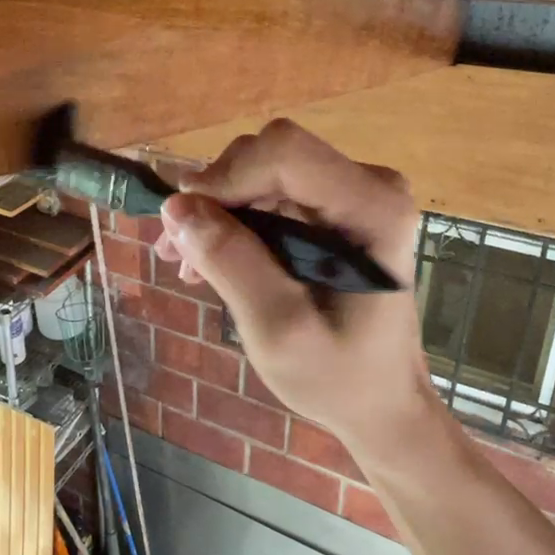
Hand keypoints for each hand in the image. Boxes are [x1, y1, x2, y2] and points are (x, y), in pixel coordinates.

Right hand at [154, 119, 439, 449]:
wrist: (379, 401)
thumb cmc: (339, 377)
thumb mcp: (278, 331)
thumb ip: (231, 264)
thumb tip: (175, 208)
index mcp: (373, 208)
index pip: (284, 152)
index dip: (225, 177)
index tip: (184, 222)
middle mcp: (368, 185)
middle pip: (269, 155)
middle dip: (215, 196)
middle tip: (177, 250)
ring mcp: (351, 192)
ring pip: (260, 169)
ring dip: (216, 210)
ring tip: (186, 262)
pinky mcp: (333, 205)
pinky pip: (267, 190)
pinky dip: (231, 219)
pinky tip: (207, 259)